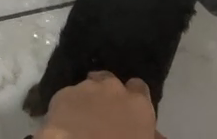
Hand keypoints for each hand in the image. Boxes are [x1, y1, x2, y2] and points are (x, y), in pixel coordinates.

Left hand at [36, 72, 158, 138]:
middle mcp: (113, 88)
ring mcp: (85, 88)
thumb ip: (148, 133)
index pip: (140, 88)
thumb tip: (155, 134)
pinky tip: (69, 122)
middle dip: (109, 96)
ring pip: (89, 88)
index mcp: (138, 105)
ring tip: (86, 121)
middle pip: (112, 83)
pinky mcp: (62, 94)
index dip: (135, 100)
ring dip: (90, 100)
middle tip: (106, 119)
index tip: (130, 114)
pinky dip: (70, 107)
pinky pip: (70, 97)